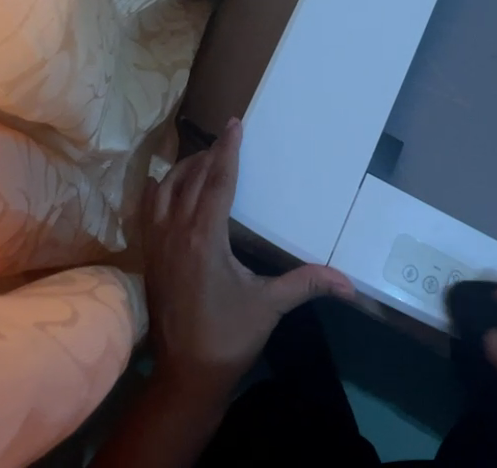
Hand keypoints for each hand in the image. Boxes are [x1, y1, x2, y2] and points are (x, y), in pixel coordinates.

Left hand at [142, 119, 355, 391]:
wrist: (184, 374)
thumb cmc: (228, 336)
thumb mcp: (269, 306)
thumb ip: (305, 284)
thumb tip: (348, 282)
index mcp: (205, 236)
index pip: (217, 180)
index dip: (227, 150)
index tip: (234, 123)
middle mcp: (176, 230)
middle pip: (190, 178)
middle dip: (208, 155)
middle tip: (226, 140)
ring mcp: (156, 242)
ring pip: (164, 188)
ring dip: (182, 169)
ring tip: (202, 160)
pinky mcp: (148, 254)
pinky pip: (148, 208)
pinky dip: (159, 190)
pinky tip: (166, 187)